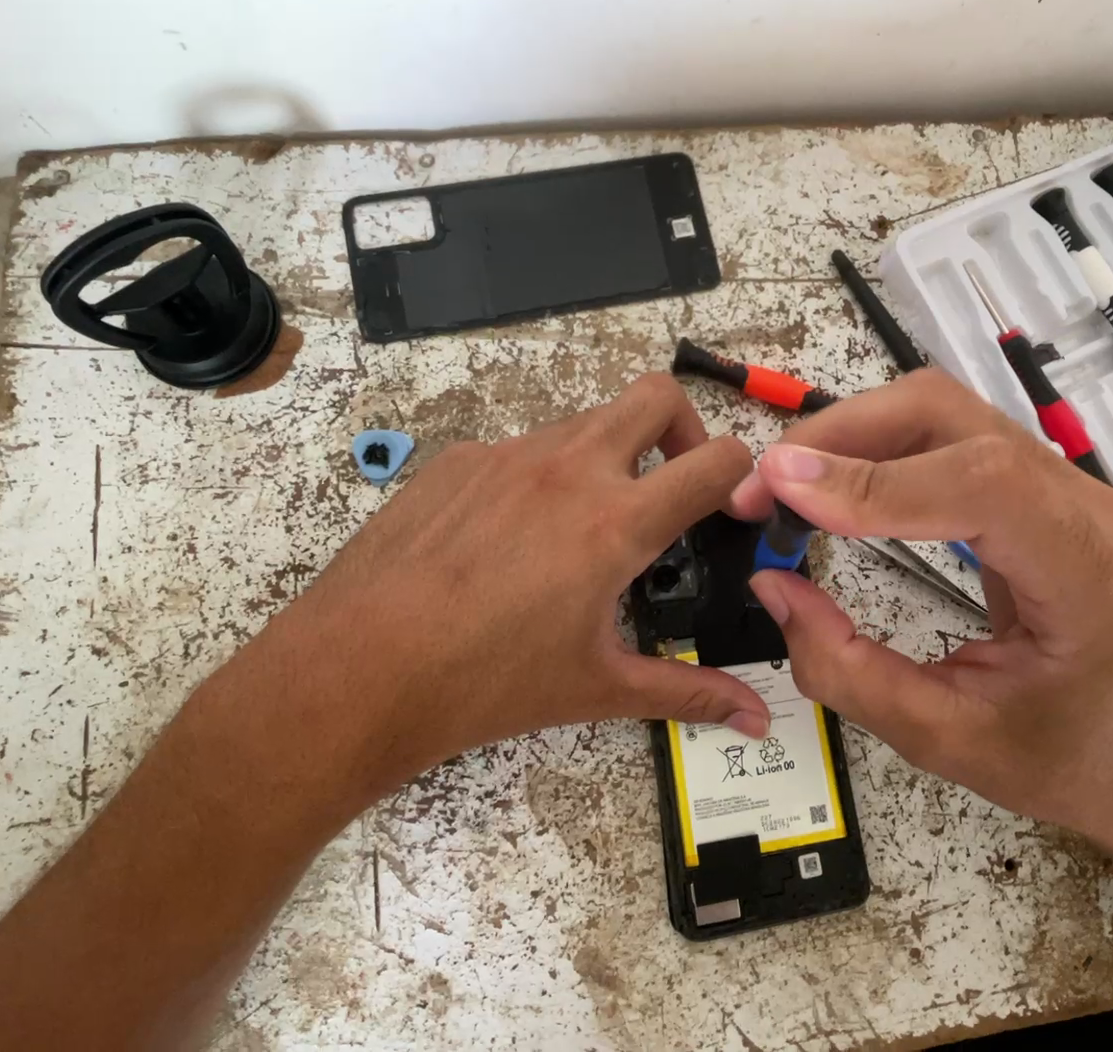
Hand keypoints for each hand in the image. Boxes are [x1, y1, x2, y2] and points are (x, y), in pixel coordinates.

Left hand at [245, 373, 769, 806]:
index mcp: (616, 522)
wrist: (355, 672)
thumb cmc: (486, 683)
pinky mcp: (457, 462)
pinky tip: (511, 544)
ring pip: (587, 422)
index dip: (742, 478)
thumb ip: (689, 694)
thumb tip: (757, 717)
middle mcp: (569, 468)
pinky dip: (543, 478)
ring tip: (585, 532)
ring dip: (610, 458)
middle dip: (684, 430)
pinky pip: (522, 449)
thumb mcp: (598, 687)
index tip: (730, 512)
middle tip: (672, 491)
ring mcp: (507, 455)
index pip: (718, 461)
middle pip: (657, 395)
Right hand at [731, 370, 1112, 835]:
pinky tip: (832, 483)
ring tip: (785, 486)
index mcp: (1086, 577)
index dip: (875, 481)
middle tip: (763, 489)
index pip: (982, 486)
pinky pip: (943, 434)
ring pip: (940, 410)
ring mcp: (1062, 483)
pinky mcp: (1031, 482)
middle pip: (950, 416)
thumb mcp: (939, 738)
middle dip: (842, 436)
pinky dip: (874, 445)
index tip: (780, 492)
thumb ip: (846, 668)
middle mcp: (1083, 507)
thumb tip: (770, 583)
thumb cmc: (1053, 756)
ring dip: (850, 434)